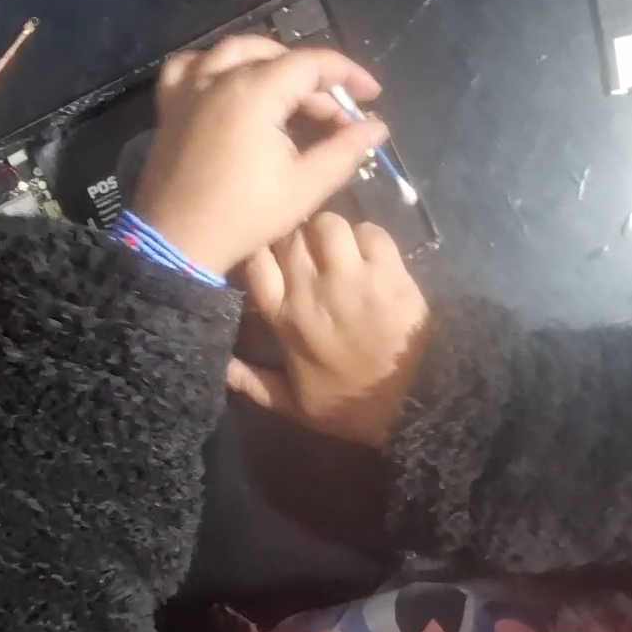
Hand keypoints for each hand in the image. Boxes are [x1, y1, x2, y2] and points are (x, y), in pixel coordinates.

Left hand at [132, 36, 387, 275]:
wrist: (177, 244)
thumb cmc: (243, 217)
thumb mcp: (304, 187)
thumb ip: (344, 150)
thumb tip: (377, 127)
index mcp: (254, 92)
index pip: (311, 64)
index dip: (348, 75)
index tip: (372, 96)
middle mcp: (218, 78)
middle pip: (277, 58)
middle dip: (314, 81)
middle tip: (335, 115)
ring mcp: (188, 90)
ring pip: (234, 52)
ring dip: (269, 62)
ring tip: (292, 90)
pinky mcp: (169, 108)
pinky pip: (190, 66)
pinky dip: (215, 66)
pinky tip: (228, 81)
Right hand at [228, 213, 429, 449]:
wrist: (412, 406)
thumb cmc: (349, 406)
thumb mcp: (293, 405)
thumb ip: (252, 384)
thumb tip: (219, 367)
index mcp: (284, 318)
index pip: (255, 261)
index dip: (261, 249)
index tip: (270, 256)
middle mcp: (312, 289)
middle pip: (289, 235)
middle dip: (294, 235)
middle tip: (306, 249)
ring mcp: (352, 277)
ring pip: (327, 224)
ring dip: (328, 230)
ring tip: (336, 246)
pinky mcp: (390, 272)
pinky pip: (370, 232)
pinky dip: (366, 236)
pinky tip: (368, 254)